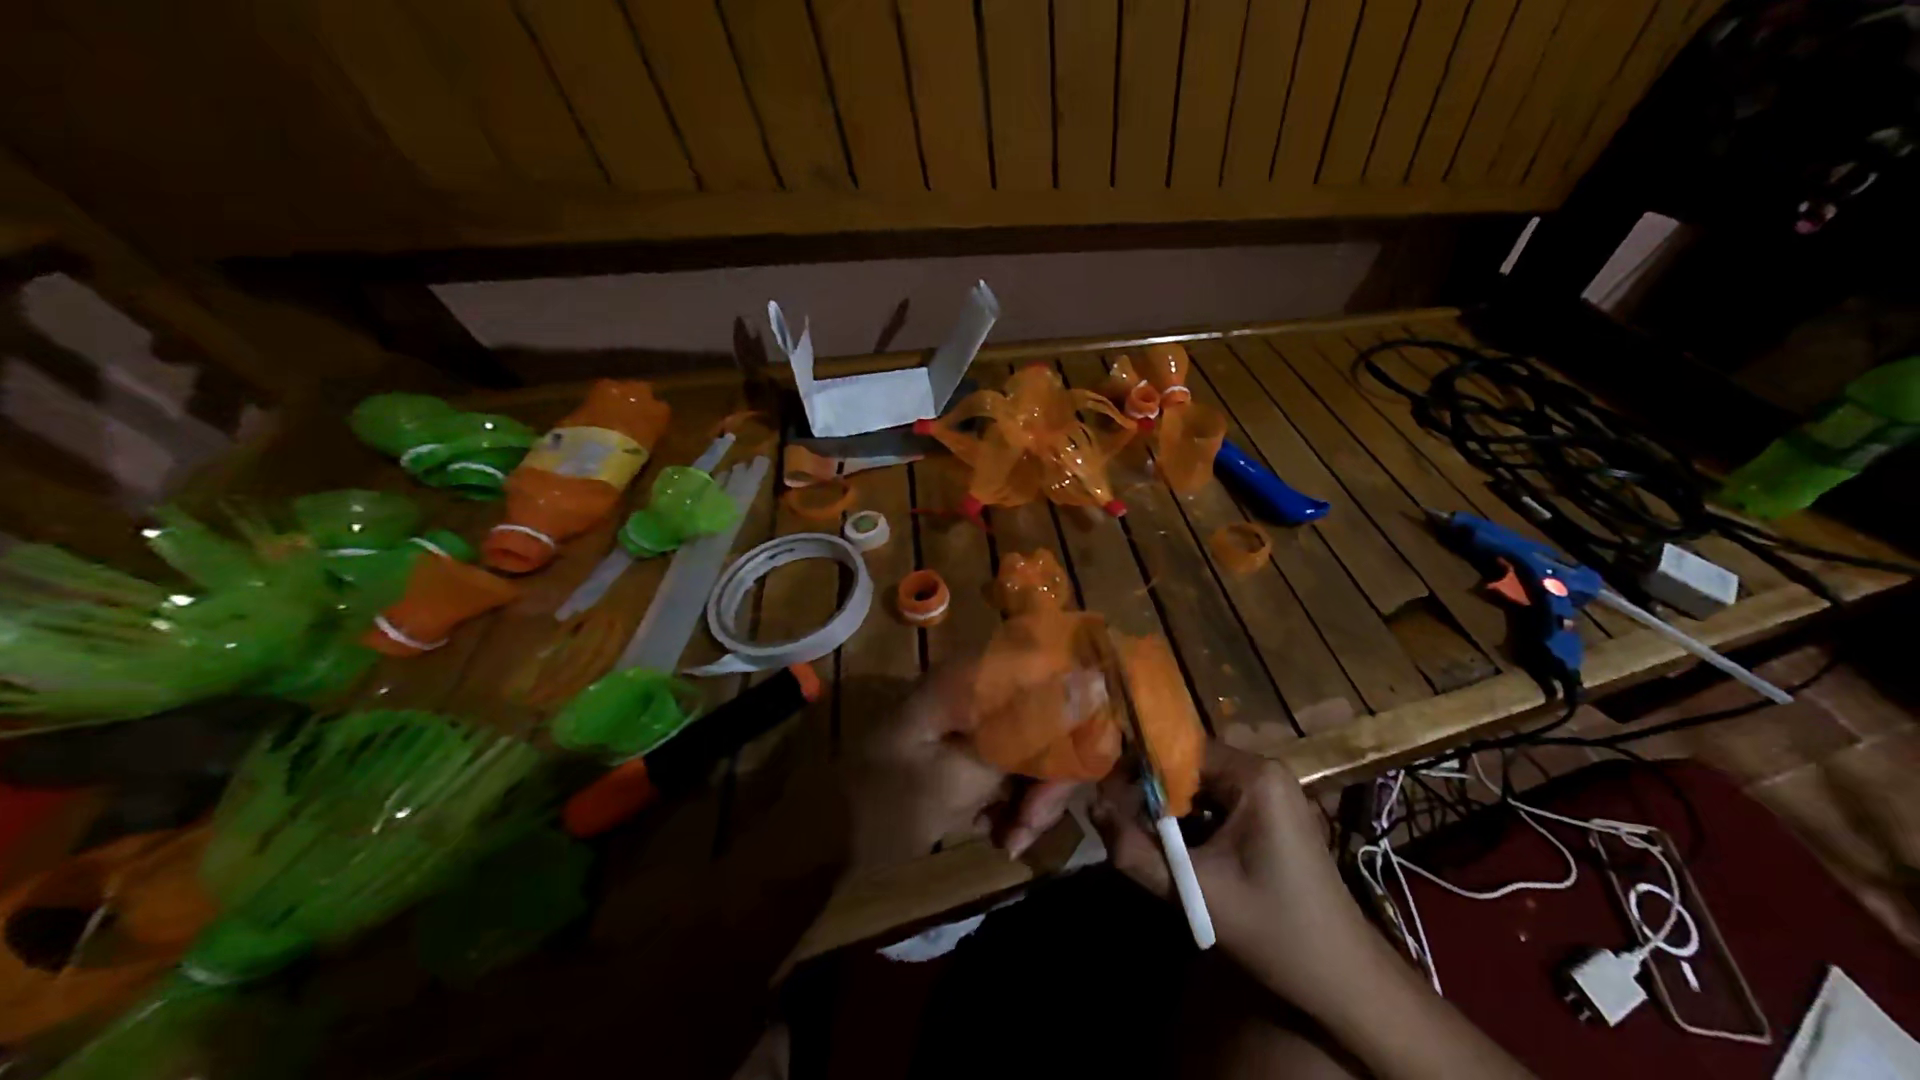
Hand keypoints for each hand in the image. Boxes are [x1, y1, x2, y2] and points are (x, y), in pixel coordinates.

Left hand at [844, 664, 1076, 870]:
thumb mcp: (962, 776)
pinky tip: (1001, 835)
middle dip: (1052, 776)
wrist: (825, 840)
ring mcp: (974, 718)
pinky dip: (1014, 803)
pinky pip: (1014, 767)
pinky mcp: (971, 747)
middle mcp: (979, 688)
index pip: (1056, 672)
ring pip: (1037, 748)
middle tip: (1030, 824)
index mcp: (973, 678)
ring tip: (1012, 840)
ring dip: (1034, 798)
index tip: (1079, 773)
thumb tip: (1092, 680)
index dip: (1081, 718)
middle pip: (1050, 716)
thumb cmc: (886, 805)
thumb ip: (1028, 732)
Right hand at [1093, 741, 1379, 1012]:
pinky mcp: (1269, 813)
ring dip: (1168, 809)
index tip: (1106, 795)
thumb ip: (1134, 850)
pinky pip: (1215, 802)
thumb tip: (1090, 806)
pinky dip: (1190, 821)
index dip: (1137, 769)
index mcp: (1253, 776)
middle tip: (1118, 821)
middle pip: (1186, 765)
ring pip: (1197, 784)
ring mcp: (1270, 791)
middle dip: (1150, 792)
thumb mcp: (1193, 891)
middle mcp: (1263, 770)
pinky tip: (1175, 850)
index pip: (1177, 749)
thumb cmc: (1272, 929)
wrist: (1342, 978)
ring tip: (1141, 837)